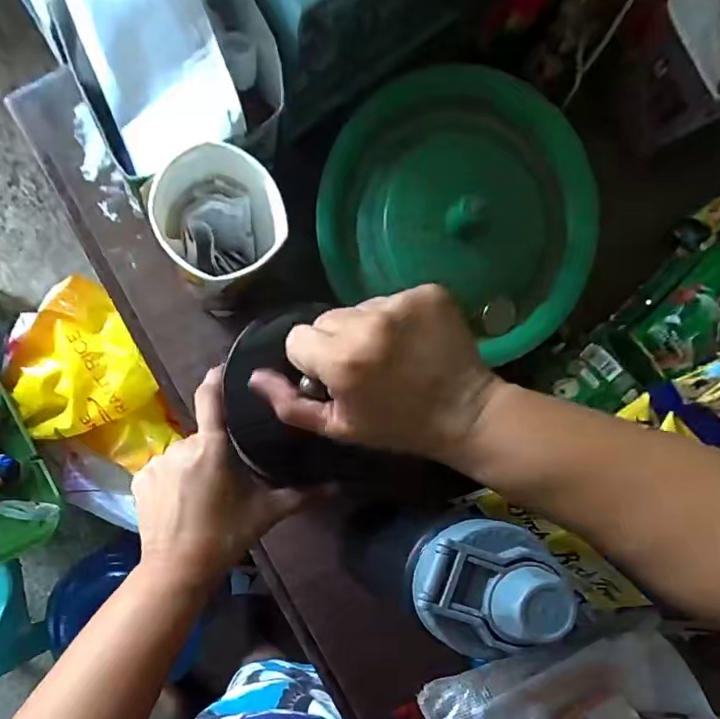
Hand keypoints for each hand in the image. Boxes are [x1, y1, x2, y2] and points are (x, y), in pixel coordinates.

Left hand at [133, 368, 307, 583]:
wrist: (177, 567)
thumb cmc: (226, 535)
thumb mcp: (266, 513)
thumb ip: (301, 496)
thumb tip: (337, 487)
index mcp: (213, 446)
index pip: (210, 396)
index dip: (216, 379)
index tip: (223, 371)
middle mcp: (182, 445)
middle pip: (202, 438)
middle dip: (213, 453)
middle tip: (225, 481)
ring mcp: (157, 462)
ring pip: (181, 456)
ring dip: (191, 469)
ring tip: (201, 499)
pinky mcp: (140, 479)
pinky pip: (161, 471)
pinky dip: (170, 482)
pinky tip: (179, 506)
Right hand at [247, 284, 504, 462]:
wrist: (463, 413)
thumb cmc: (395, 426)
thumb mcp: (338, 427)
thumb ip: (290, 404)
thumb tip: (256, 377)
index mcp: (341, 360)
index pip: (298, 338)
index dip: (312, 360)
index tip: (335, 378)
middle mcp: (368, 323)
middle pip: (326, 319)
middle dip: (336, 341)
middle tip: (365, 368)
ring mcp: (401, 303)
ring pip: (358, 307)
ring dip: (366, 328)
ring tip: (392, 355)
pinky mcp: (428, 292)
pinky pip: (392, 298)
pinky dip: (397, 317)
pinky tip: (413, 341)